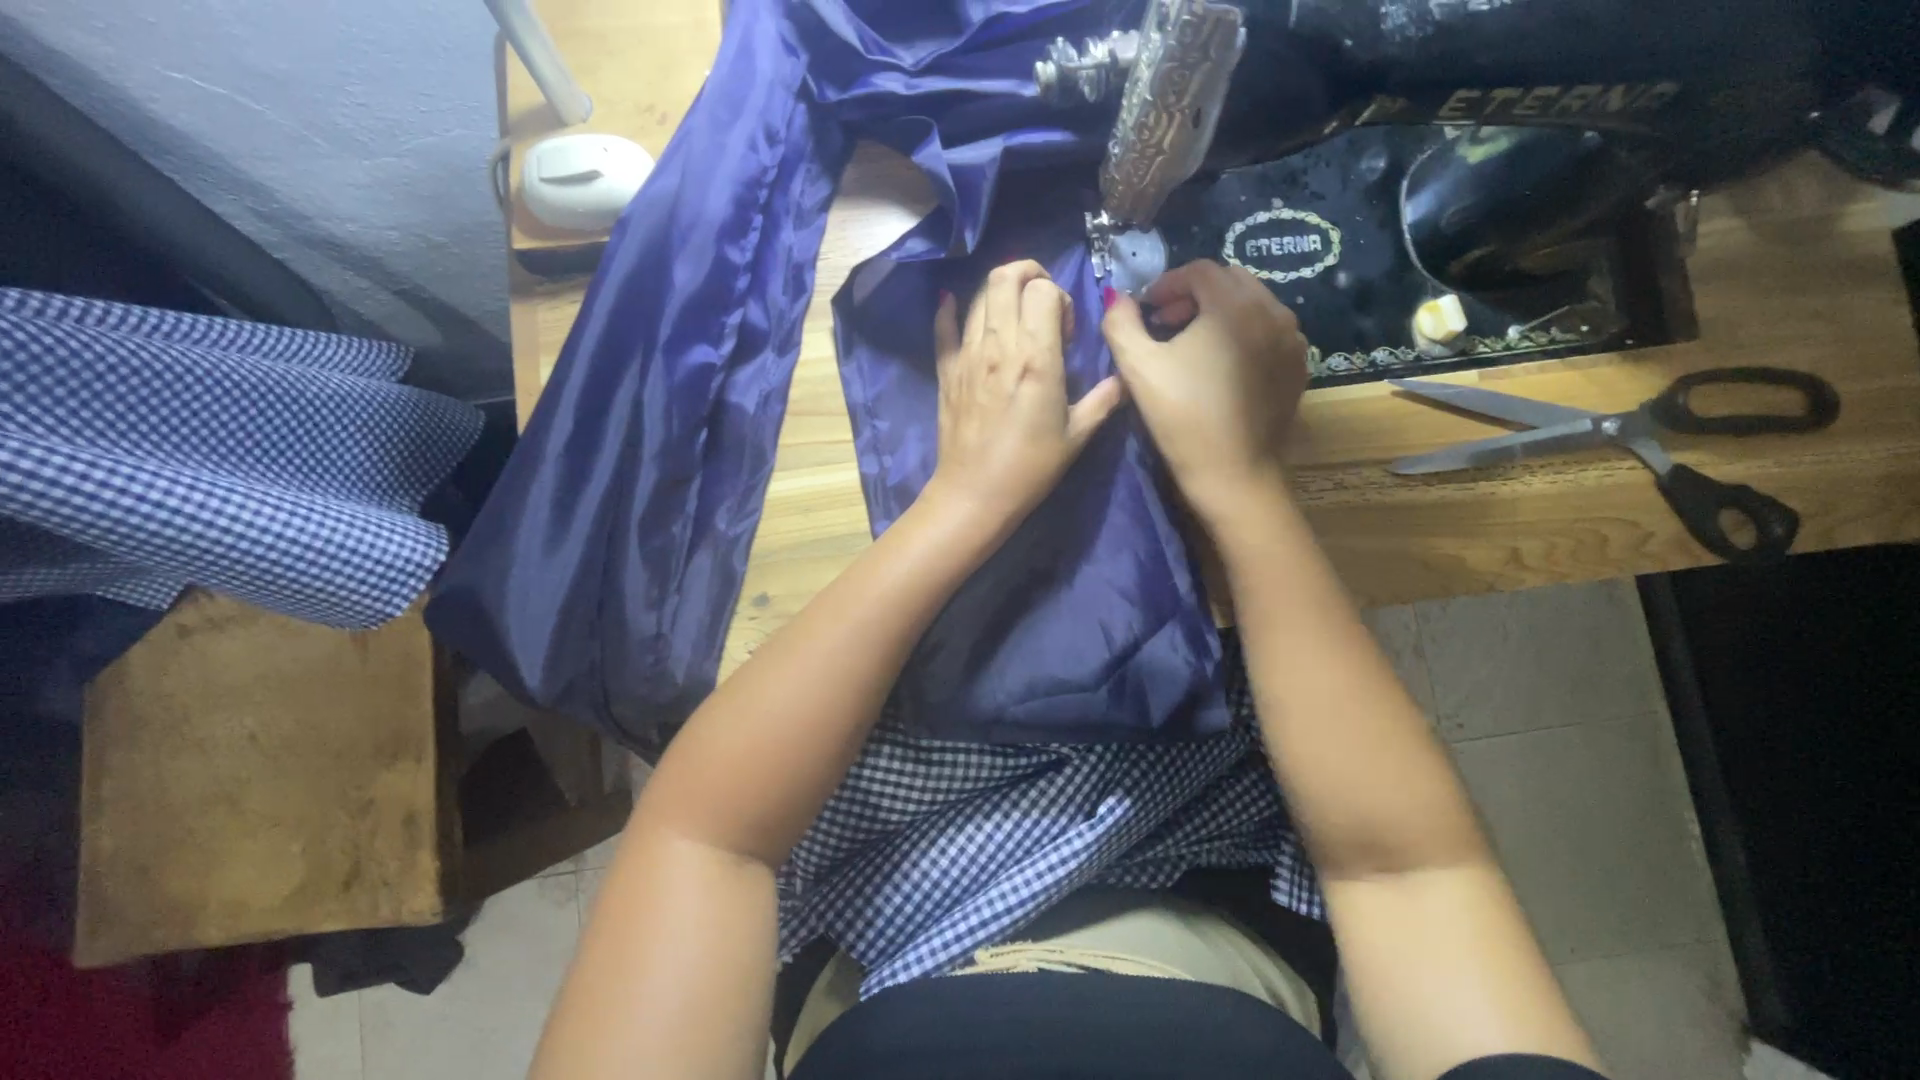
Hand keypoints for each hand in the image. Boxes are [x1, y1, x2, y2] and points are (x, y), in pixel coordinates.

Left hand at [922, 260, 1124, 526]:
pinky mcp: (946, 369)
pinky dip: (950, 309)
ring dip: (999, 292)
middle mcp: (999, 345)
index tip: (1065, 332)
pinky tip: (955, 305)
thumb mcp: (1077, 435)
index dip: (1060, 298)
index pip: (1044, 290)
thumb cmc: (1030, 467)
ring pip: (978, 295)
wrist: (975, 493)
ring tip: (1014, 317)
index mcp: (1036, 357)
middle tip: (1041, 302)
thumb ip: (1103, 399)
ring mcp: (967, 354)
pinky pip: (944, 325)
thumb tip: (1123, 379)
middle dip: (1028, 274)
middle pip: (1005, 277)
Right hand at [1101, 260, 1308, 522]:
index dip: (1167, 283)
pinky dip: (1245, 334)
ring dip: (1221, 312)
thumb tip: (1118, 298)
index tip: (1146, 309)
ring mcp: (1291, 338)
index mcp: (1233, 304)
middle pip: (1230, 281)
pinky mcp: (1298, 365)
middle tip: (1167, 323)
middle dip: (1195, 294)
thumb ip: (1120, 322)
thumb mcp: (1138, 367)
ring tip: (1194, 344)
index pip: (1199, 270)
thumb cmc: (1181, 416)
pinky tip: (1223, 365)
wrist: (1233, 473)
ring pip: (1253, 304)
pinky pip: (1270, 331)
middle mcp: (1271, 309)